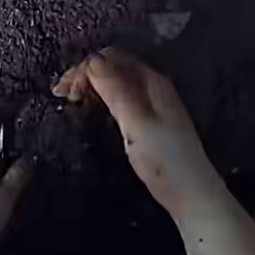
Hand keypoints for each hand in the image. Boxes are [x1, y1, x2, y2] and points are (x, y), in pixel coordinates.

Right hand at [53, 48, 223, 217]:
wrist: (192, 196)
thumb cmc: (164, 160)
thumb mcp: (136, 123)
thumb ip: (115, 90)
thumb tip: (92, 59)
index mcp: (152, 82)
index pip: (112, 58)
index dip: (85, 68)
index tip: (64, 90)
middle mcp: (152, 86)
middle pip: (113, 67)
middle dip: (85, 74)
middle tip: (62, 95)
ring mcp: (151, 103)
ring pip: (115, 82)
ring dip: (92, 85)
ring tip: (71, 100)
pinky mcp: (148, 120)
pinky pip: (120, 97)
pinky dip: (101, 98)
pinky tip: (91, 108)